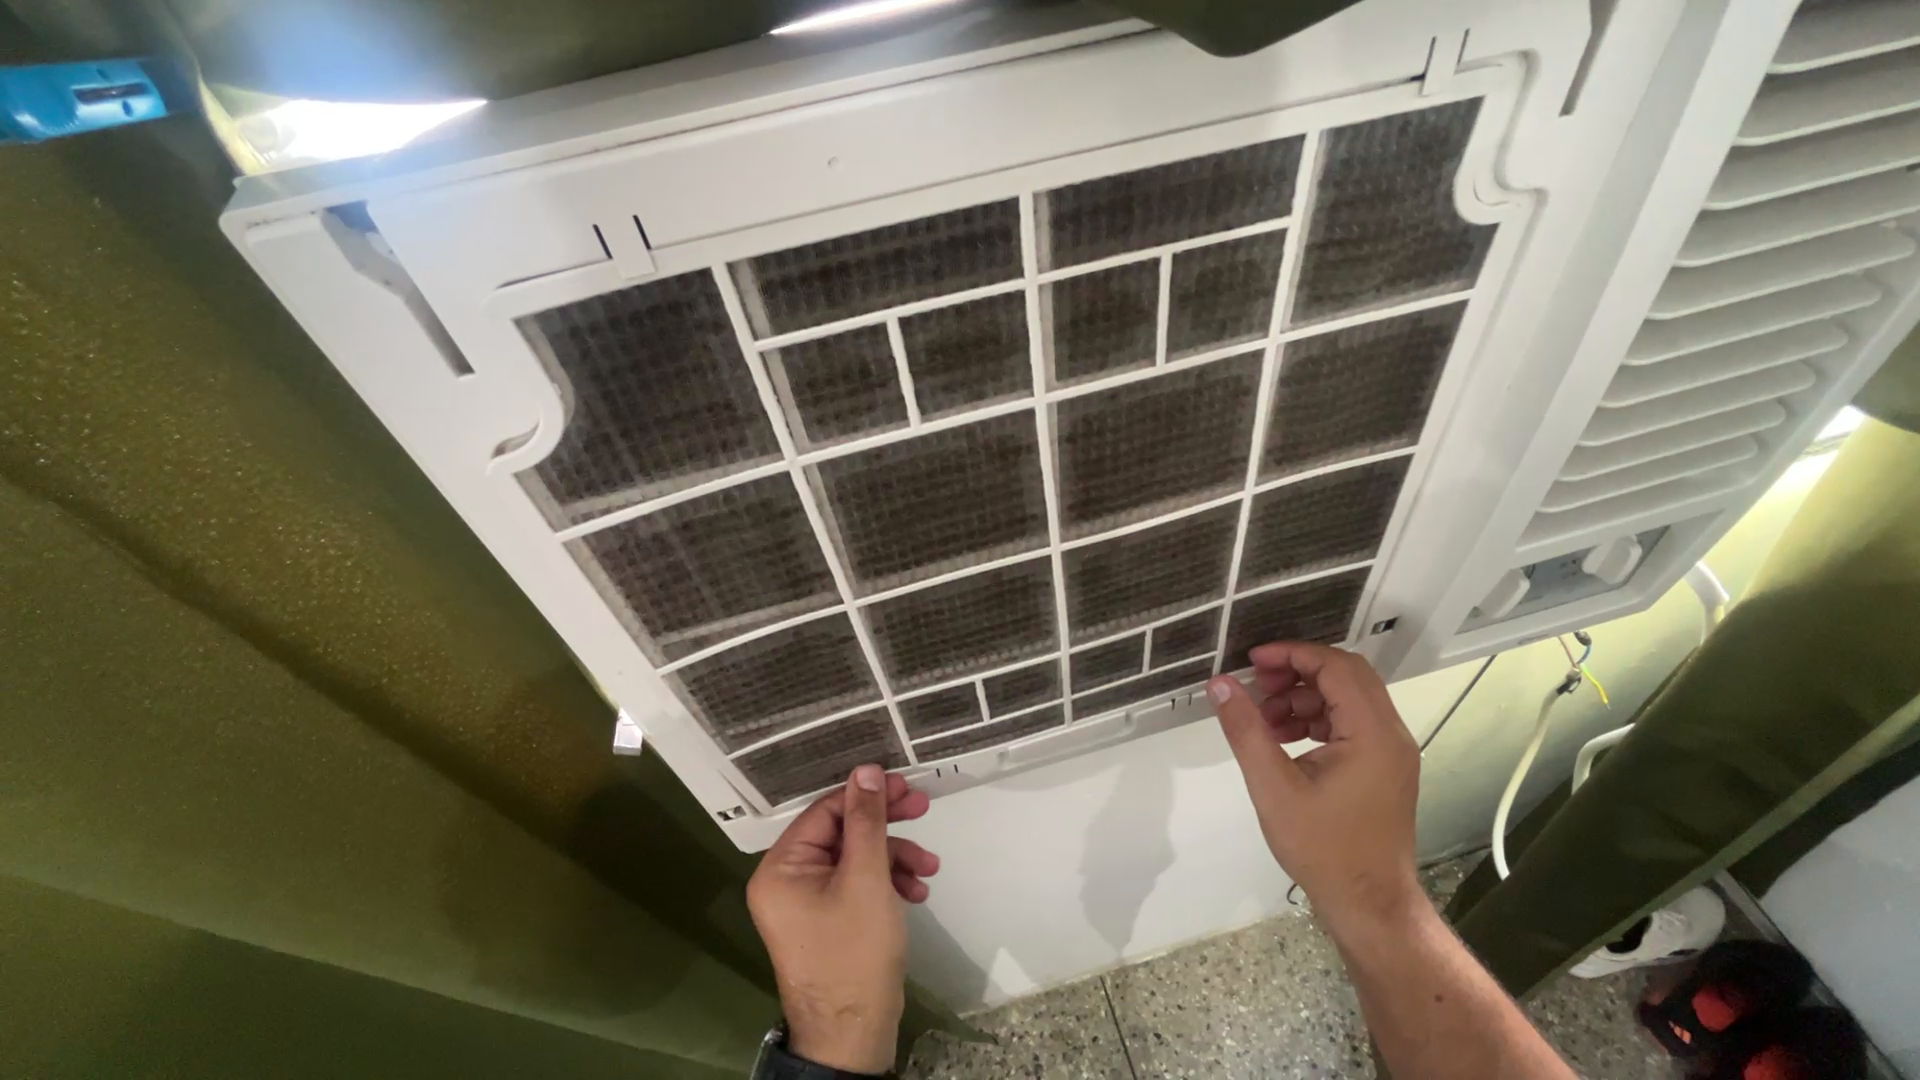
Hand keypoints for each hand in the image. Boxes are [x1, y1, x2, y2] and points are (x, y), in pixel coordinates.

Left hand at [746, 765, 939, 1074]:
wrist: (854, 1036)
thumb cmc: (854, 951)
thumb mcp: (866, 877)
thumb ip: (867, 820)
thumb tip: (866, 770)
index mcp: (781, 867)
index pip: (825, 811)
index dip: (866, 794)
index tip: (905, 786)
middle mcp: (788, 880)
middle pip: (842, 832)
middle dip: (886, 824)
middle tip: (923, 808)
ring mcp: (808, 902)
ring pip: (856, 858)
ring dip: (895, 857)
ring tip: (929, 868)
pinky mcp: (829, 920)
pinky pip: (857, 885)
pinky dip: (887, 883)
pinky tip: (916, 892)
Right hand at [1207, 642, 1422, 937]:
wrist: (1369, 905)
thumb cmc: (1322, 848)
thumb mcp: (1272, 787)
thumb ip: (1245, 729)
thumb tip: (1220, 684)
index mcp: (1372, 733)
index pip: (1335, 667)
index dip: (1291, 654)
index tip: (1252, 662)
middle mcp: (1391, 734)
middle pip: (1346, 675)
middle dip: (1297, 671)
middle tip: (1256, 685)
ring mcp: (1392, 751)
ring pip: (1348, 697)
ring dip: (1304, 696)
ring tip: (1263, 718)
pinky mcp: (1385, 767)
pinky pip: (1351, 722)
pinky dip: (1316, 718)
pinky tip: (1283, 738)